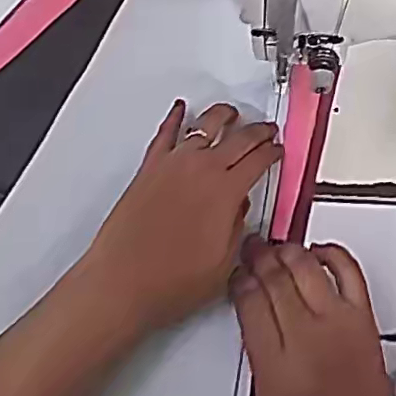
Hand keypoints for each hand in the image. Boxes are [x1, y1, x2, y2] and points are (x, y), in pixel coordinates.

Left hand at [83, 101, 281, 330]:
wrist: (119, 286)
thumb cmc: (166, 283)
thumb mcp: (222, 265)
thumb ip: (237, 227)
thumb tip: (239, 208)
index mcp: (226, 192)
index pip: (259, 159)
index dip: (272, 152)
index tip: (276, 150)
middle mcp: (203, 170)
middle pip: (240, 137)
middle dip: (259, 131)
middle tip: (266, 130)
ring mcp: (175, 163)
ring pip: (206, 124)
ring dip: (223, 115)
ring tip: (230, 114)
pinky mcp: (150, 166)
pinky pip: (166, 132)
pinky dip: (176, 117)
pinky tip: (181, 110)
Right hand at [233, 239, 391, 395]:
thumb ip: (258, 354)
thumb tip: (252, 319)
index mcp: (275, 367)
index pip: (249, 302)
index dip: (240, 281)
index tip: (238, 274)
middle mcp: (306, 338)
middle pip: (276, 278)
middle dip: (260, 258)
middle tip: (254, 249)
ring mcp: (338, 323)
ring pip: (307, 266)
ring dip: (290, 251)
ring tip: (280, 247)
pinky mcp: (365, 319)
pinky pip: (349, 271)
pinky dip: (333, 254)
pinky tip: (321, 250)